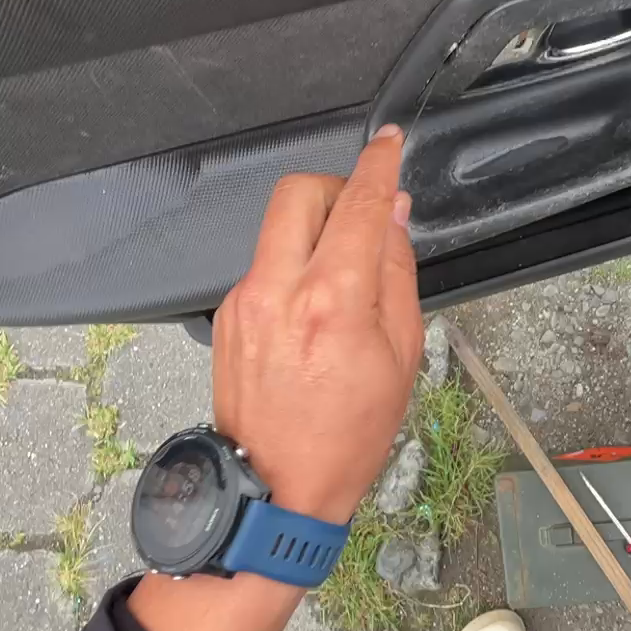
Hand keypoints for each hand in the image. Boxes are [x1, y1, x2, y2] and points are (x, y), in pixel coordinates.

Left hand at [126, 128, 421, 630]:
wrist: (276, 487)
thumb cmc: (350, 430)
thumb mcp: (402, 354)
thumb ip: (396, 272)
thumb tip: (393, 217)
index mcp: (333, 302)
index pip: (359, 206)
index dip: (379, 165)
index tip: (389, 142)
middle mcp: (280, 289)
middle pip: (298, 190)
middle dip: (335, 187)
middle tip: (360, 217)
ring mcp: (245, 299)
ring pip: (278, 224)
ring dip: (314, 227)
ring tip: (339, 274)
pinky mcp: (228, 311)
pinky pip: (266, 260)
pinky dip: (294, 262)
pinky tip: (310, 308)